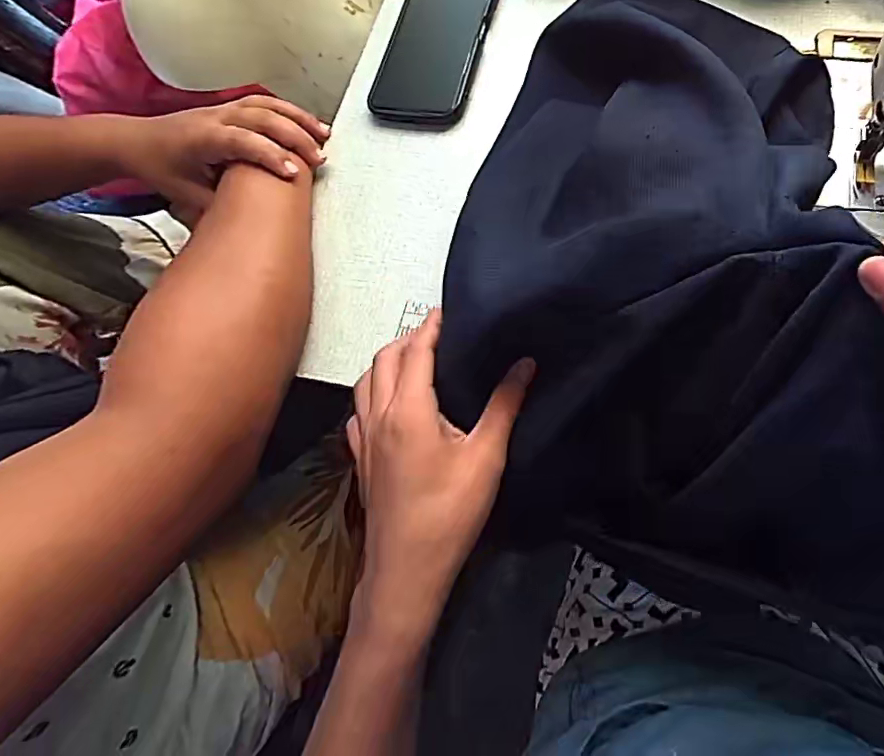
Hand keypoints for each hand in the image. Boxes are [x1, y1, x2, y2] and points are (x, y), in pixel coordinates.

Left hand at [114, 96, 328, 216]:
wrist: (134, 142)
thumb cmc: (159, 168)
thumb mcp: (186, 194)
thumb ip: (220, 202)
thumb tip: (250, 217)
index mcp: (202, 138)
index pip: (243, 142)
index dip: (271, 156)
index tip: (294, 174)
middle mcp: (216, 118)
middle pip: (264, 118)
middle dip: (296, 137)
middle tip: (320, 159)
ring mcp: (225, 108)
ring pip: (269, 105)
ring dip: (300, 118)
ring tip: (325, 135)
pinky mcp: (232, 107)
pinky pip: (266, 102)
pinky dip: (291, 110)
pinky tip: (308, 123)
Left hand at [347, 310, 532, 628]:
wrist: (406, 572)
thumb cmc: (449, 514)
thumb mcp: (487, 457)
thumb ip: (505, 404)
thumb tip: (524, 364)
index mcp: (409, 410)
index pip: (416, 351)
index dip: (432, 326)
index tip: (449, 310)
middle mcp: (380, 417)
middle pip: (385, 358)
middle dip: (410, 337)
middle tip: (440, 332)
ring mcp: (365, 440)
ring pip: (365, 381)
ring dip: (388, 360)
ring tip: (417, 358)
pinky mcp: (362, 460)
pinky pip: (359, 410)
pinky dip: (372, 391)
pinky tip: (390, 402)